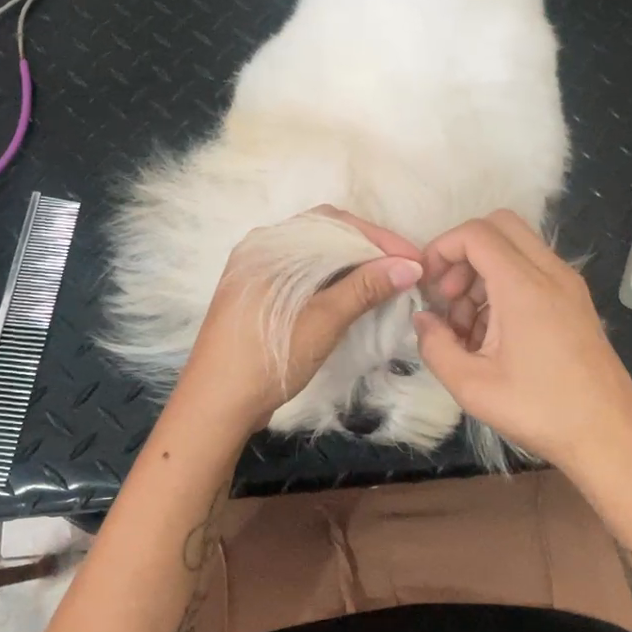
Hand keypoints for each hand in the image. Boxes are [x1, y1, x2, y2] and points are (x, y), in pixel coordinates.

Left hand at [177, 207, 422, 434]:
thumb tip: (411, 266)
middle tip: (406, 269)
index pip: (336, 223)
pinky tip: (355, 294)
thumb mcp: (322, 321)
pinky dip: (334, 279)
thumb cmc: (267, 358)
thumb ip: (365, 288)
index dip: (380, 239)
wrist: (214, 407)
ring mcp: (258, 272)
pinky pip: (304, 273)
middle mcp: (261, 249)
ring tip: (388, 281)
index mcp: (270, 245)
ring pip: (316, 255)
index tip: (416, 261)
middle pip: (326, 234)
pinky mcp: (259, 296)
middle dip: (370, 248)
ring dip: (353, 264)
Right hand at [413, 210, 631, 474]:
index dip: (442, 248)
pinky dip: (506, 284)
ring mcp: (569, 285)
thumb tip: (423, 320)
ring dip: (484, 271)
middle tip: (450, 298)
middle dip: (464, 252)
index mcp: (524, 286)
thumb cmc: (540, 411)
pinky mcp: (577, 301)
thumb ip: (435, 346)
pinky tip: (495, 335)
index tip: (427, 285)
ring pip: (517, 247)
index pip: (475, 233)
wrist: (610, 437)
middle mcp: (551, 272)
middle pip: (499, 225)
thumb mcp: (472, 386)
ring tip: (469, 327)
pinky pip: (534, 270)